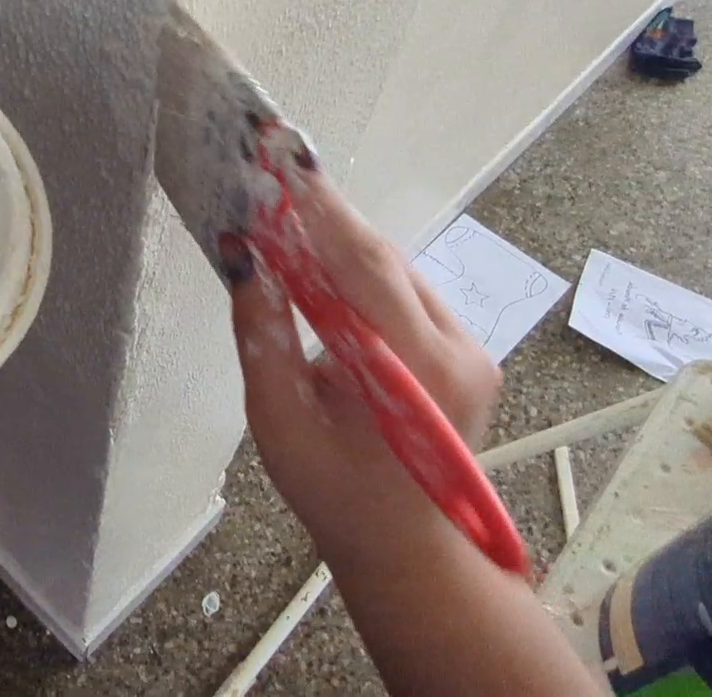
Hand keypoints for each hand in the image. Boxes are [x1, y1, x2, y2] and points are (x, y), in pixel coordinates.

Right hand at [225, 160, 501, 559]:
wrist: (409, 549)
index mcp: (413, 368)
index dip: (323, 208)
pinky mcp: (464, 351)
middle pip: (383, 260)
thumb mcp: (279, 418)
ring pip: (396, 271)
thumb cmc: (334, 493)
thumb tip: (242, 258)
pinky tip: (321, 267)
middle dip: (325, 219)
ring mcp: (469, 348)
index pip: (364, 264)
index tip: (285, 162)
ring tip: (286, 219)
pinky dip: (359, 272)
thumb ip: (262, 334)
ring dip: (341, 244)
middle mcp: (456, 347)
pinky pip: (404, 292)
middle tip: (272, 184)